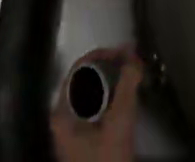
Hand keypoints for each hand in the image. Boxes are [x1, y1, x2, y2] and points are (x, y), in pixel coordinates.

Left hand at [51, 47, 142, 161]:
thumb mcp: (119, 126)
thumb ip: (126, 89)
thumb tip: (133, 58)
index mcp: (61, 111)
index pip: (79, 68)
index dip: (103, 55)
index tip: (125, 51)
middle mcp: (62, 118)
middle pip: (85, 80)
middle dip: (110, 67)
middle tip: (132, 62)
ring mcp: (72, 132)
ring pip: (92, 95)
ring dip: (112, 83)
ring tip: (132, 76)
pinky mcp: (84, 143)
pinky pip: (96, 110)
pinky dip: (111, 100)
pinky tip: (126, 100)